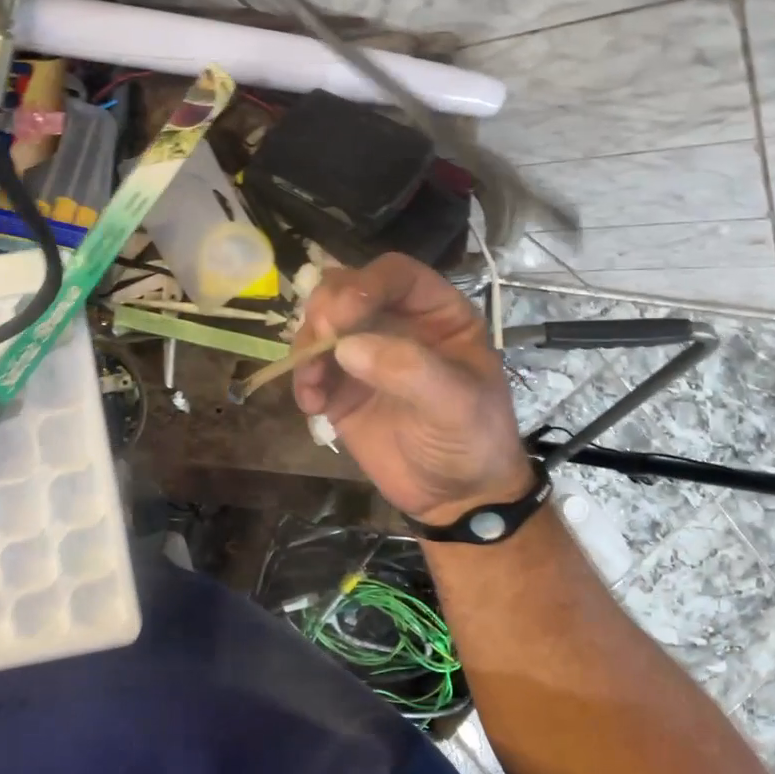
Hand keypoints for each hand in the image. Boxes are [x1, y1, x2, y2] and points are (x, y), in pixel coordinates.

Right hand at [293, 253, 532, 525]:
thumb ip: (410, 370)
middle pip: (346, 290)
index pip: (395, 275)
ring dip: (307, 346)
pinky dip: (302, 380)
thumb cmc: (472, 442)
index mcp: (436, 313)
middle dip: (326, 311)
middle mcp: (397, 323)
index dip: (365, 284)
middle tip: (319, 341)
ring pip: (320, 324)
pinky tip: (312, 406)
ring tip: (314, 384)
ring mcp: (364, 354)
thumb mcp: (457, 404)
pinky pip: (308, 367)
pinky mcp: (339, 386)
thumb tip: (347, 346)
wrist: (456, 498)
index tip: (342, 316)